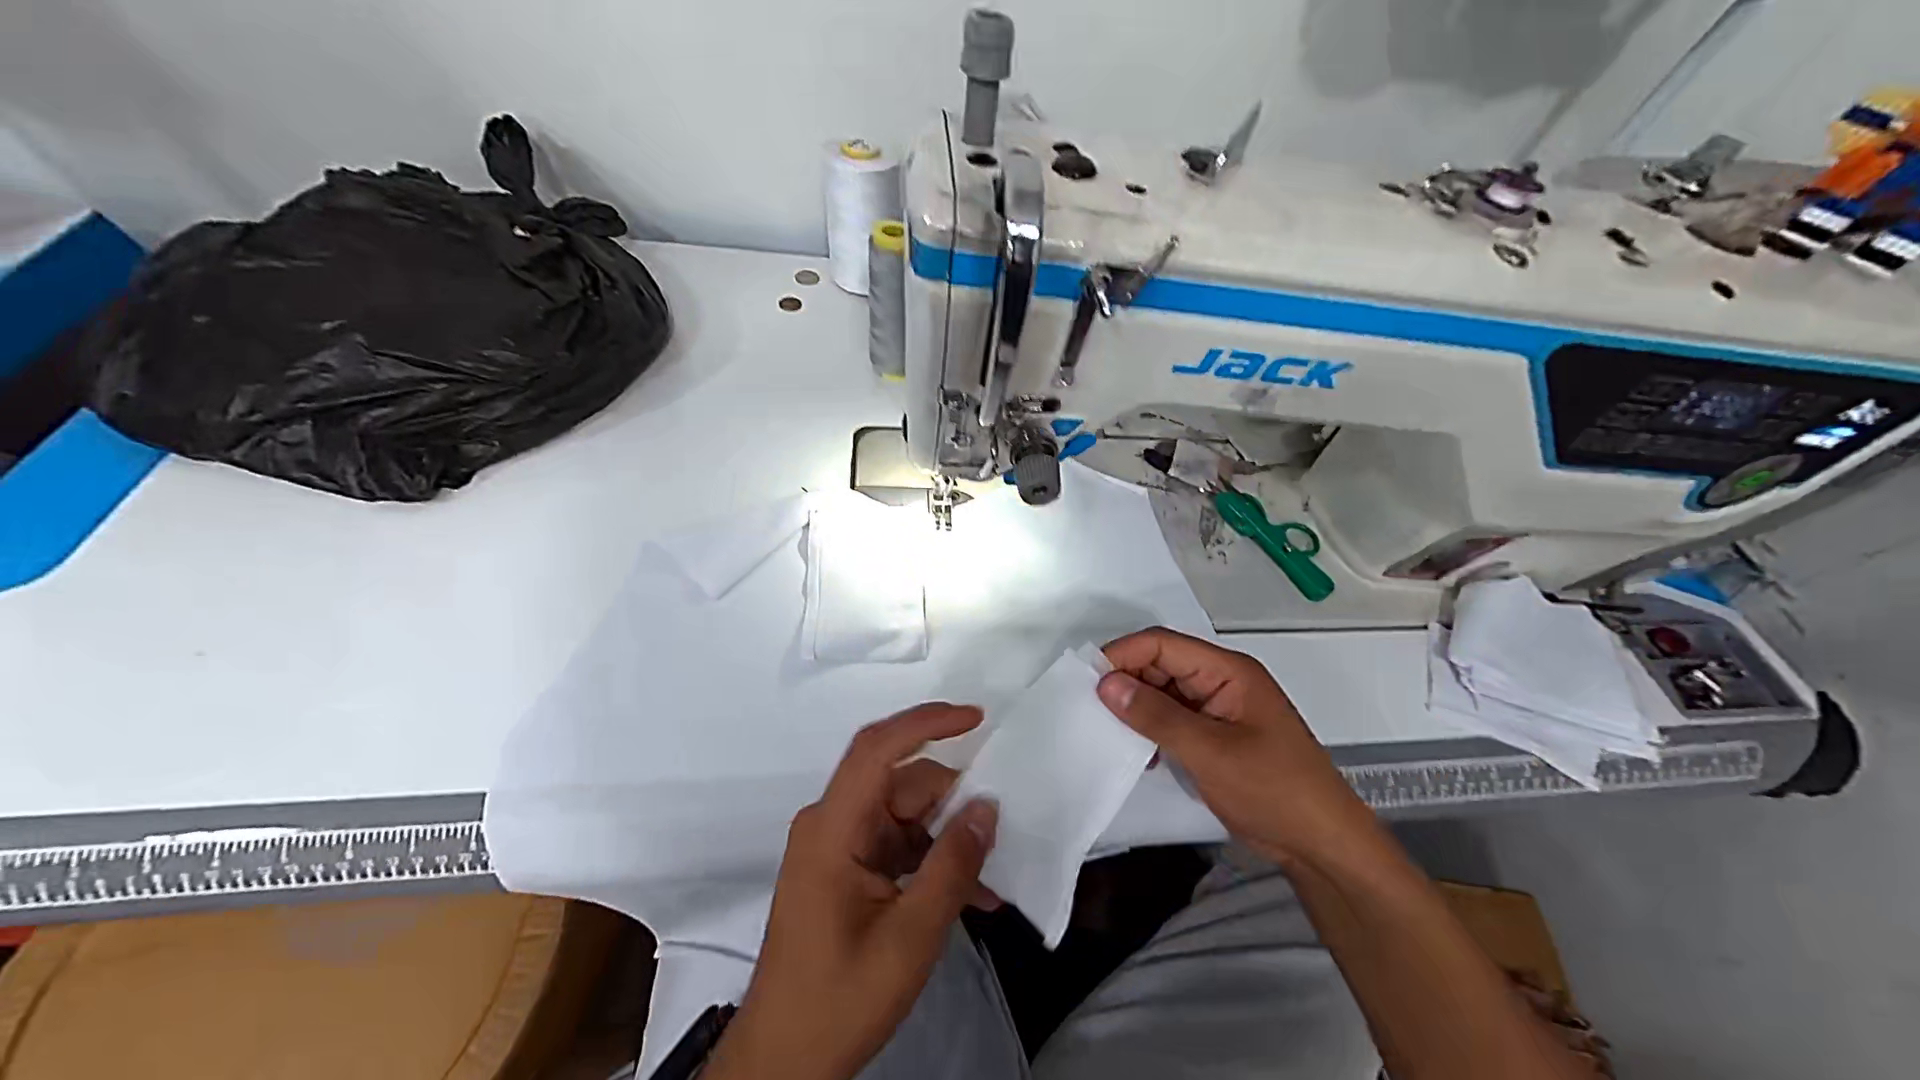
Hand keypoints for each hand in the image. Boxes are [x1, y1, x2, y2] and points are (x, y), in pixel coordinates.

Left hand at [703, 704, 999, 1079]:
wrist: (785, 1062)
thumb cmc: (840, 997)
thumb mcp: (911, 936)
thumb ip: (953, 865)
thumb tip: (987, 806)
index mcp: (833, 828)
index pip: (877, 749)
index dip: (926, 722)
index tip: (976, 718)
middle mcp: (831, 824)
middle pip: (900, 786)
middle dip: (952, 800)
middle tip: (1001, 829)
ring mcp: (837, 847)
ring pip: (904, 816)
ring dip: (947, 838)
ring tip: (991, 874)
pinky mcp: (845, 870)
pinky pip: (896, 845)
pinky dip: (931, 861)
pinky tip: (970, 894)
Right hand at [1098, 627, 1373, 866]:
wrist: (1322, 845)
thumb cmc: (1274, 790)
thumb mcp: (1210, 752)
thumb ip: (1155, 715)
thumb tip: (1105, 683)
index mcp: (1227, 671)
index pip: (1162, 644)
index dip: (1123, 655)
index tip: (1087, 682)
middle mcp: (1221, 681)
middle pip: (1160, 664)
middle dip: (1126, 681)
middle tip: (1091, 710)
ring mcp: (1218, 709)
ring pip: (1163, 692)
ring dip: (1136, 708)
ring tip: (1109, 732)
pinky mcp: (1215, 735)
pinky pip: (1172, 718)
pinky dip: (1151, 729)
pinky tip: (1139, 753)